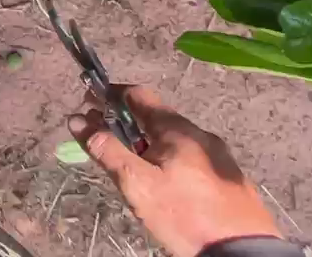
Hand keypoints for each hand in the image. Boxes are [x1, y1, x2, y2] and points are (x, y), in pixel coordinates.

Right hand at [69, 86, 282, 256]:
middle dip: (127, 125)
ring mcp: (224, 160)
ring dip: (150, 145)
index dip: (109, 95)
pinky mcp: (235, 184)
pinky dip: (172, 162)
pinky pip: (194, 160)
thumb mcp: (136, 183)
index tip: (89, 106)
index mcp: (178, 129)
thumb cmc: (186, 216)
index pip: (137, 95)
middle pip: (156, 119)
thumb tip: (76, 119)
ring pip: (175, 141)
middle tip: (109, 144)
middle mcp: (203, 136)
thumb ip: (105, 148)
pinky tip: (169, 186)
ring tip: (138, 170)